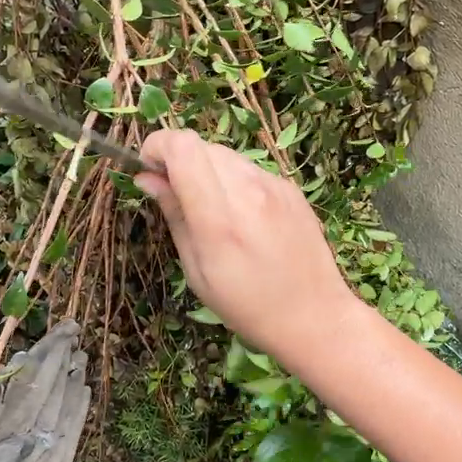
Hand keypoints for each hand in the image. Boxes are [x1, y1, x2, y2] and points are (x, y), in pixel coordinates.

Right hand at [136, 129, 359, 365]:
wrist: (313, 315)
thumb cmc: (246, 305)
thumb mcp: (197, 271)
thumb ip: (174, 215)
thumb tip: (147, 178)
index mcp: (219, 218)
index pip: (183, 147)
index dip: (158, 147)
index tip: (149, 170)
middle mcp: (248, 191)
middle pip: (201, 146)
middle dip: (179, 161)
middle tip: (176, 195)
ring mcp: (274, 186)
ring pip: (227, 155)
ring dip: (207, 170)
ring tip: (211, 210)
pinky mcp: (291, 188)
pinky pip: (251, 170)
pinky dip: (234, 181)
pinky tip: (243, 216)